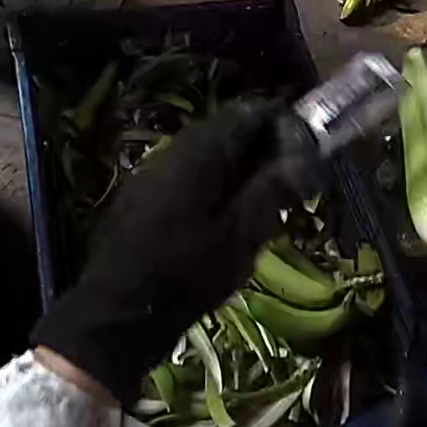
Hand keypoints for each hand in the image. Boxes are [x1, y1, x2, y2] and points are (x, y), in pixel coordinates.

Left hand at [32, 102, 295, 403]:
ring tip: (266, 201)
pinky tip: (230, 216)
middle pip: (231, 131)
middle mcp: (177, 148)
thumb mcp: (241, 233)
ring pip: (212, 154)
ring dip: (243, 169)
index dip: (286, 126)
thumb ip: (274, 188)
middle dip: (266, 150)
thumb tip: (308, 157)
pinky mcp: (147, 193)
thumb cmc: (186, 272)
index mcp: (202, 150)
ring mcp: (157, 169)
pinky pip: (193, 174)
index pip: (252, 113)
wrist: (117, 313)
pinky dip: (219, 184)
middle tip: (292, 180)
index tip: (309, 150)